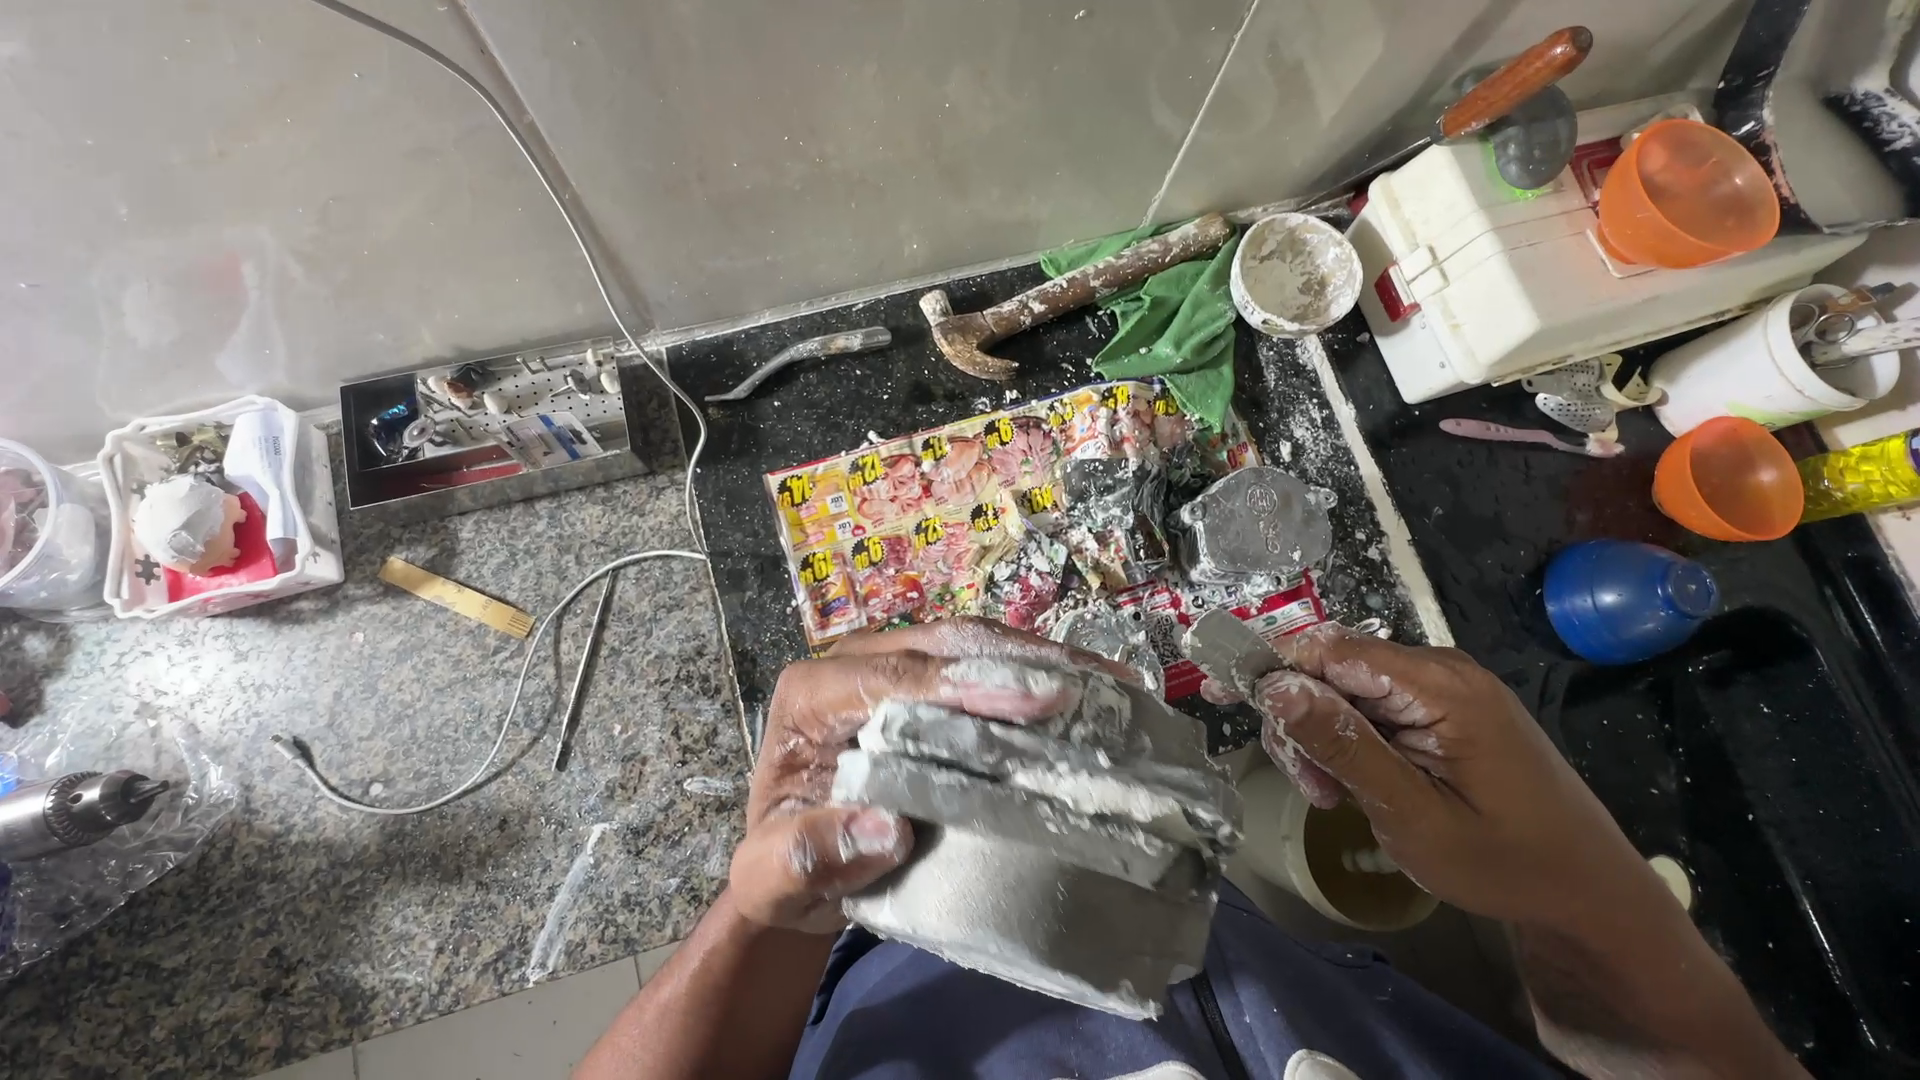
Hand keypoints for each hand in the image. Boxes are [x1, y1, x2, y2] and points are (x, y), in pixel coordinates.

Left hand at [730, 618, 1127, 933]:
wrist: (798, 859)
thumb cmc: (785, 865)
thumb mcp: (773, 877)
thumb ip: (807, 856)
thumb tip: (889, 829)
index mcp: (810, 695)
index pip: (893, 679)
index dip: (968, 687)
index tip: (1042, 702)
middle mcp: (852, 660)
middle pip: (943, 646)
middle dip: (1020, 662)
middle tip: (1095, 684)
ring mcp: (893, 661)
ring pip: (970, 643)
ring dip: (1038, 660)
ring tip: (1108, 681)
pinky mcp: (925, 677)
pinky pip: (983, 661)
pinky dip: (1034, 673)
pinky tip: (1085, 688)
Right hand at [1236, 624, 1659, 930]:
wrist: (1587, 894)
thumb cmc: (1505, 863)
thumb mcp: (1412, 813)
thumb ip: (1343, 746)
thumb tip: (1275, 685)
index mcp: (1441, 685)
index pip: (1330, 648)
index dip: (1269, 664)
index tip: (1219, 691)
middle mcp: (1438, 670)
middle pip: (1330, 668)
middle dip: (1299, 721)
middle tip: (1307, 786)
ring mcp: (1440, 689)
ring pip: (1341, 691)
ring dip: (1320, 740)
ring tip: (1329, 797)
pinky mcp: (1438, 710)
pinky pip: (1368, 709)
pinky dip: (1346, 745)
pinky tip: (1349, 786)